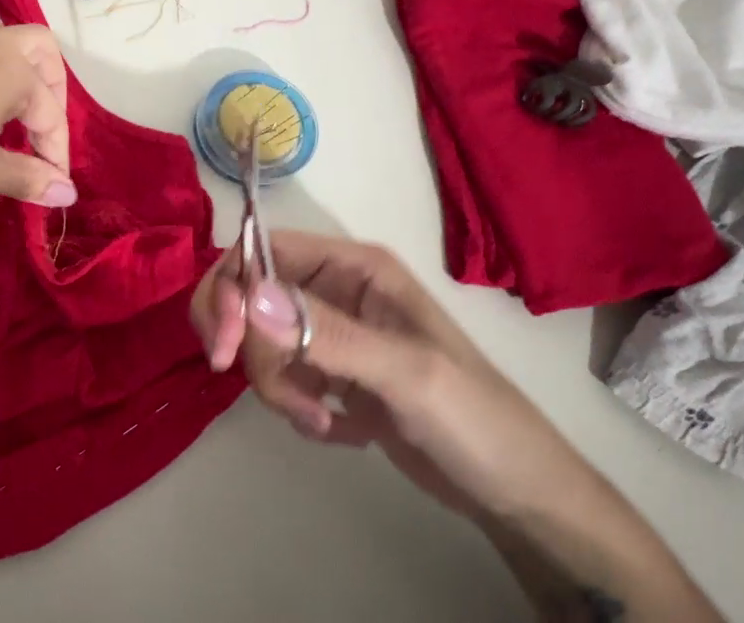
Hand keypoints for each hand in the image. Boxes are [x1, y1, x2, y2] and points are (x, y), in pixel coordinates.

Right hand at [190, 230, 595, 522]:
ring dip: (277, 386)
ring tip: (321, 422)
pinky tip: (337, 431)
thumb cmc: (476, 421)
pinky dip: (293, 405)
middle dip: (253, 349)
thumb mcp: (407, 375)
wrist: (518, 494)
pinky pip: (280, 375)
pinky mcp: (330, 373)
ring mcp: (332, 332)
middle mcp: (337, 290)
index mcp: (356, 268)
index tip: (225, 346)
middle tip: (278, 396)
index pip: (263, 249)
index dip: (231, 288)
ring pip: (261, 341)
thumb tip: (249, 297)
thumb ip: (328, 333)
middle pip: (251, 296)